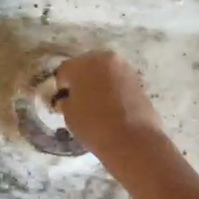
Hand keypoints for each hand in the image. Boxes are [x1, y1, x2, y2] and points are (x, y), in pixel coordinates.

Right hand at [52, 51, 168, 160]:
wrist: (132, 139)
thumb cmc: (93, 125)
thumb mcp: (69, 114)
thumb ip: (66, 101)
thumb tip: (68, 98)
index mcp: (82, 64)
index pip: (64, 70)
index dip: (61, 86)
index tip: (62, 100)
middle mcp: (104, 59)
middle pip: (86, 66)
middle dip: (81, 80)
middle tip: (79, 99)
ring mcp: (124, 68)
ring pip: (104, 72)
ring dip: (98, 83)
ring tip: (97, 104)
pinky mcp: (138, 80)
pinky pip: (118, 80)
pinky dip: (113, 89)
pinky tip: (111, 106)